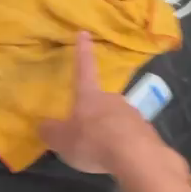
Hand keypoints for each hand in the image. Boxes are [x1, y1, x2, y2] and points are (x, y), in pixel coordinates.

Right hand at [39, 32, 172, 175]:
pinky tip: (119, 158)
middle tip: (86, 132)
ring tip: (103, 151)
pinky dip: (124, 143)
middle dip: (94, 112)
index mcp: (89, 95)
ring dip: (109, 129)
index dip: (82, 51)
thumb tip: (44, 125)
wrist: (136, 157)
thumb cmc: (93, 141)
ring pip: (117, 118)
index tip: (84, 33)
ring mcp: (132, 114)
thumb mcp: (62, 140)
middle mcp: (112, 98)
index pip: (83, 68)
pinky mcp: (147, 132)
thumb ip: (50, 132)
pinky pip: (130, 135)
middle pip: (101, 100)